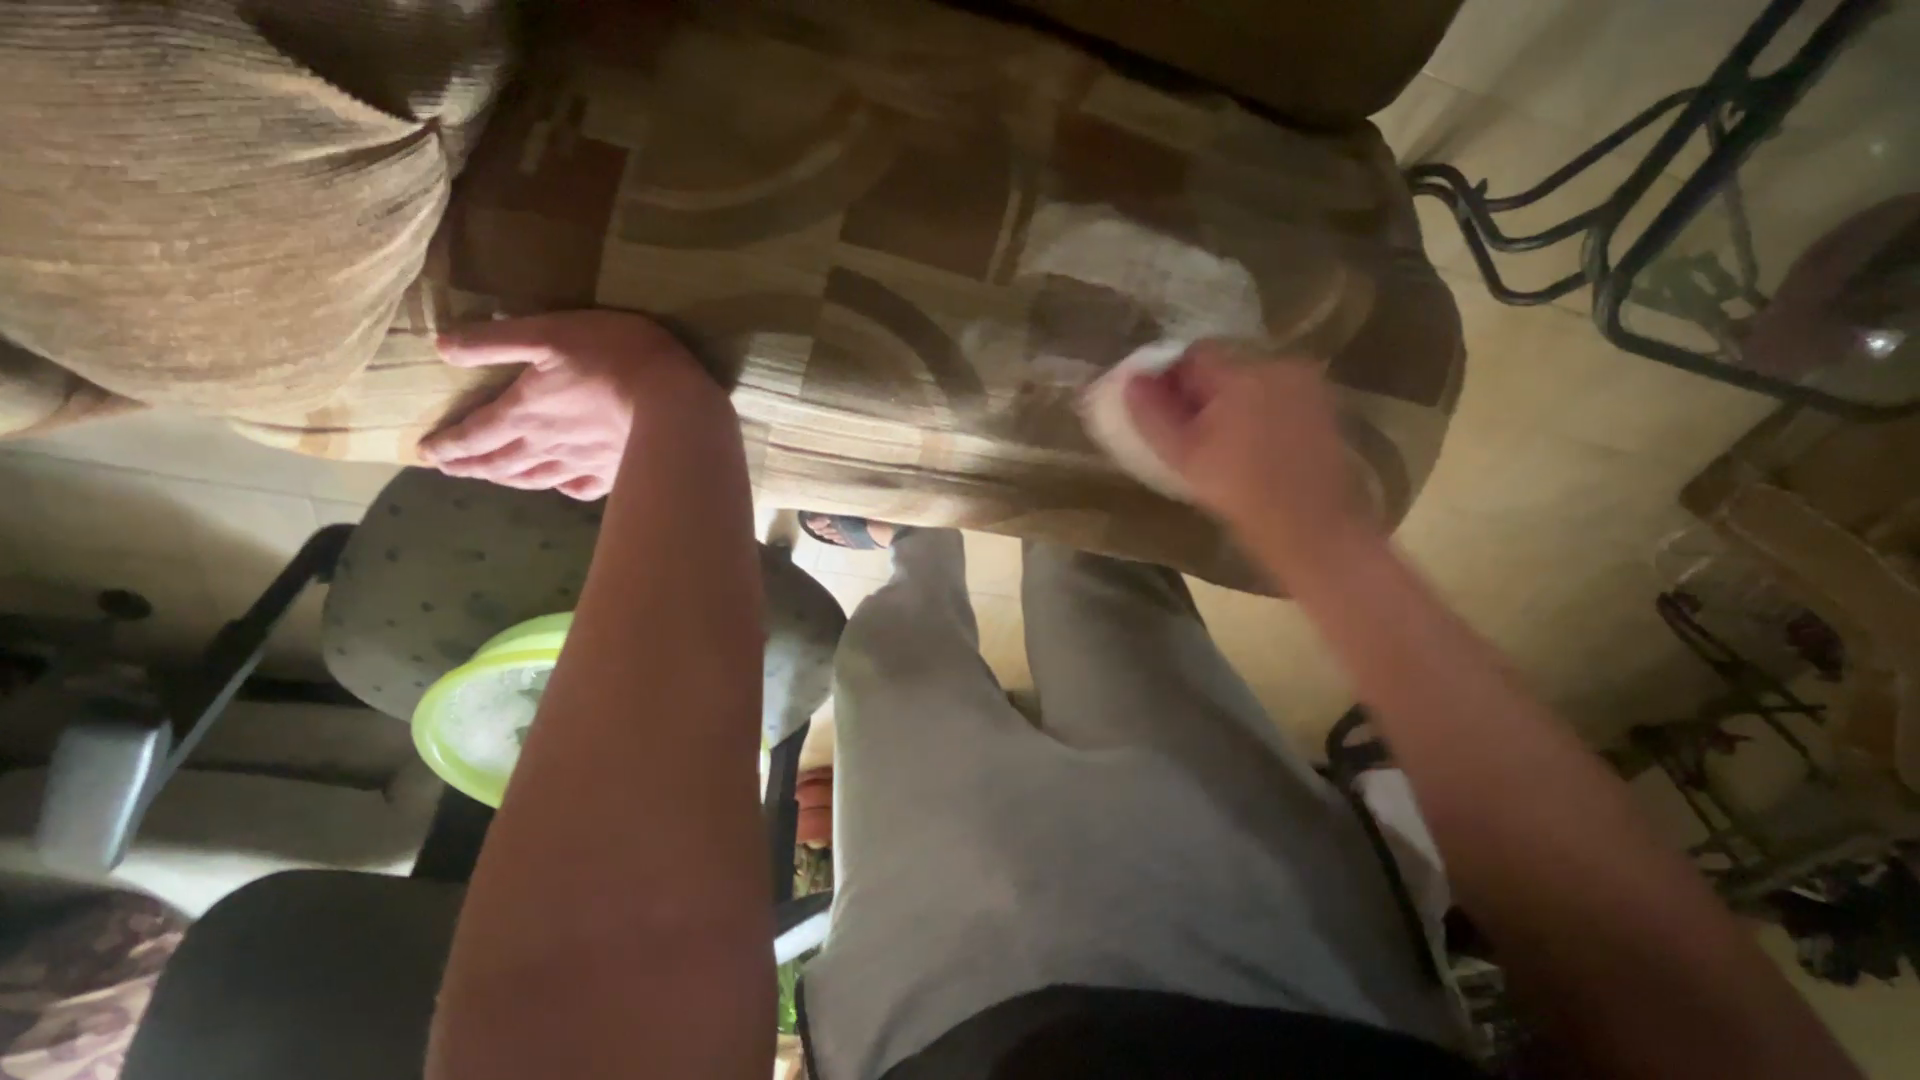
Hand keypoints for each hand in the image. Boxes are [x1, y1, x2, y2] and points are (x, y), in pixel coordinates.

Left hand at [418, 311, 717, 499]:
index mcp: (523, 411)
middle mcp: (544, 445)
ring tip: (491, 479)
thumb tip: (441, 347)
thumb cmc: (612, 357)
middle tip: (448, 470)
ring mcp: (579, 463)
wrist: (672, 402)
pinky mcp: (611, 472)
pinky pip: (578, 486)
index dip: (447, 444)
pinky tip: (560, 486)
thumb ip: (495, 341)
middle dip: (470, 466)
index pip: (474, 433)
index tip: (425, 452)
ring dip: (506, 479)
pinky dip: (561, 487)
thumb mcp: (549, 332)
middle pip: (498, 461)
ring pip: (532, 477)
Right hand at [1123, 341, 1375, 571]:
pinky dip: (1263, 413)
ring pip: (1254, 382)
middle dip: (1205, 392)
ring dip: (1234, 402)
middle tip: (1191, 435)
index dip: (1173, 380)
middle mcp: (1280, 364)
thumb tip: (1130, 380)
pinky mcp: (1326, 407)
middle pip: (1227, 365)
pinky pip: (1280, 397)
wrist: (1315, 530)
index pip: (1195, 353)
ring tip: (1225, 446)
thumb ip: (1152, 414)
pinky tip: (1257, 450)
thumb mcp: (1183, 458)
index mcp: (1243, 372)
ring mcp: (1309, 384)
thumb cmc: (1241, 494)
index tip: (1166, 414)